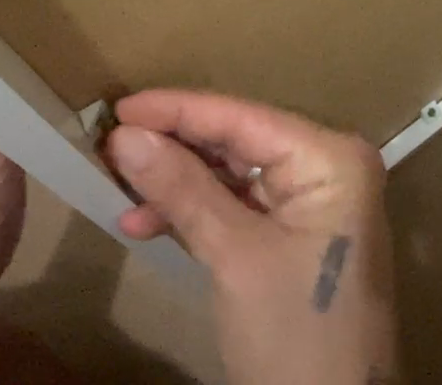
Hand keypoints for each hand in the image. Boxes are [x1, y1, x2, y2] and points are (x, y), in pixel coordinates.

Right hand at [108, 90, 398, 384]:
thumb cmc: (296, 335)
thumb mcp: (235, 258)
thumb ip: (182, 189)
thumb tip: (126, 135)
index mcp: (330, 158)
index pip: (242, 118)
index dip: (177, 110)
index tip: (118, 107)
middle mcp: (326, 168)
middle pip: (236, 142)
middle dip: (173, 148)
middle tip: (111, 146)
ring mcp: (312, 203)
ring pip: (231, 175)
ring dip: (176, 184)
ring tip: (118, 185)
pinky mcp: (294, 236)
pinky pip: (237, 208)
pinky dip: (193, 214)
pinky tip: (144, 223)